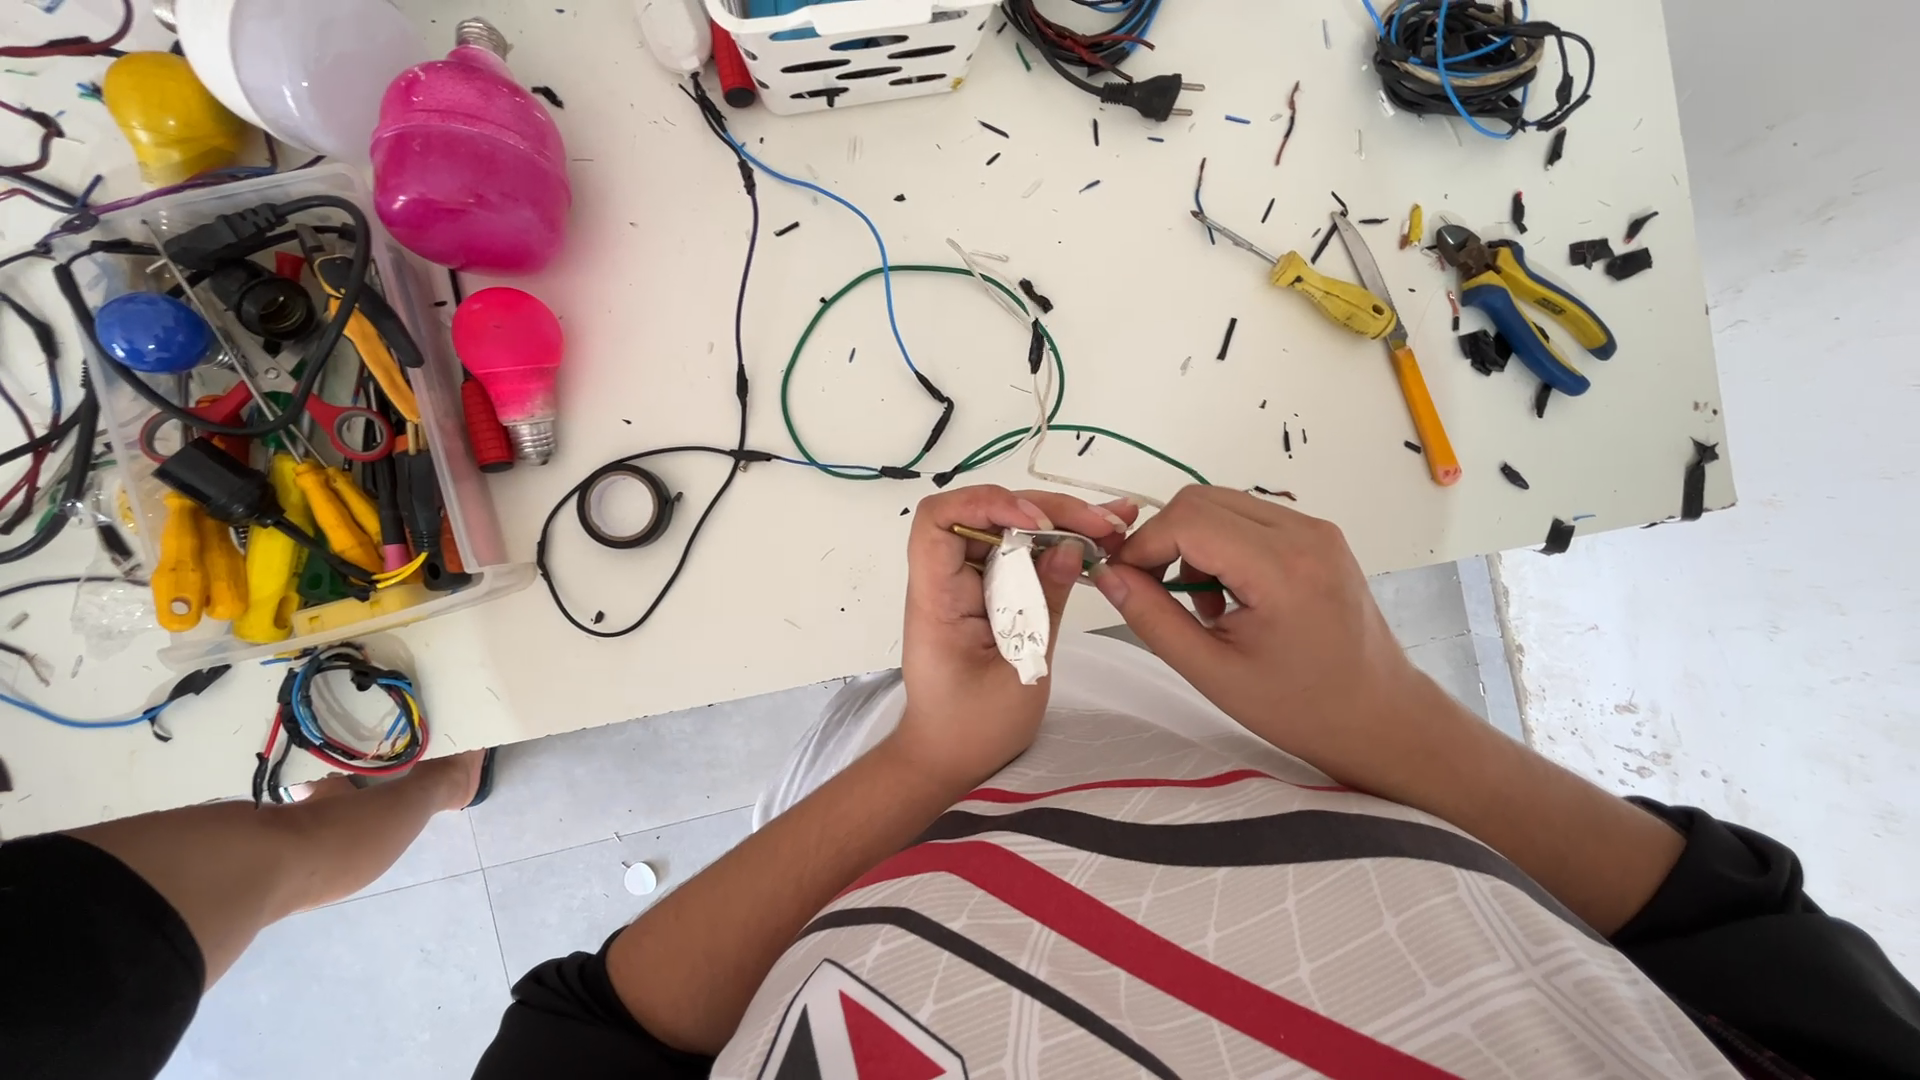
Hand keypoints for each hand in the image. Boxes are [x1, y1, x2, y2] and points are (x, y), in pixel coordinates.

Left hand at [891, 485, 1137, 790]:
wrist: (948, 756)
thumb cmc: (972, 728)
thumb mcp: (1020, 671)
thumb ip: (1043, 606)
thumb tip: (1069, 547)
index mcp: (937, 598)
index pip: (938, 522)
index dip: (984, 504)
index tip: (1036, 522)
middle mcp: (947, 580)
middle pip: (985, 515)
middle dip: (1046, 511)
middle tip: (1104, 525)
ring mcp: (968, 583)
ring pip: (1008, 529)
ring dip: (1059, 522)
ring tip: (1114, 526)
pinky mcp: (989, 592)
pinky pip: (1018, 554)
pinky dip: (1056, 545)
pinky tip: (1098, 542)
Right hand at [1090, 486, 1478, 794]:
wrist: (1383, 719)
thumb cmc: (1298, 708)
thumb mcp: (1211, 671)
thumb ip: (1151, 617)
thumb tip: (1106, 574)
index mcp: (1280, 567)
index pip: (1188, 520)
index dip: (1142, 544)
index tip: (1122, 580)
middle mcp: (1303, 531)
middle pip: (1202, 500)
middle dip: (1163, 539)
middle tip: (1152, 590)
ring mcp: (1316, 529)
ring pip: (1223, 504)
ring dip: (1192, 543)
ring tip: (1200, 603)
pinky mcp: (1320, 537)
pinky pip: (1250, 519)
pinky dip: (1221, 545)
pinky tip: (1229, 594)